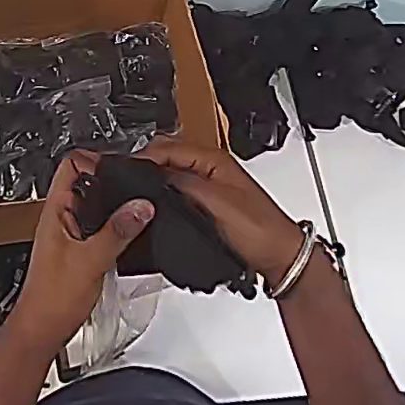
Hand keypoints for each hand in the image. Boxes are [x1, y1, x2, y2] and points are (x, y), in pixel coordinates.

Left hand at [1, 150, 153, 353]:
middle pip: (88, 182)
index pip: (71, 164)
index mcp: (56, 211)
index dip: (95, 160)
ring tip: (138, 207)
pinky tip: (131, 233)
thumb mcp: (90, 260)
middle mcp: (62, 217)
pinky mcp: (81, 247)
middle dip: (112, 181)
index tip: (120, 167)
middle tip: (136, 184)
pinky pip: (101, 224)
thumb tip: (140, 206)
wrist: (42, 332)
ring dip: (116, 205)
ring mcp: (71, 232)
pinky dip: (117, 224)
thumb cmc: (51, 299)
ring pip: (96, 204)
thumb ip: (117, 231)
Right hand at [135, 138, 303, 282]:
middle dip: (146, 164)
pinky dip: (164, 193)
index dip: (145, 157)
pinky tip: (156, 205)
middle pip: (169, 156)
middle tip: (125, 179)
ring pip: (172, 173)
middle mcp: (211, 167)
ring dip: (154, 178)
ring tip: (136, 192)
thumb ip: (184, 184)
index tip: (126, 170)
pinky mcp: (208, 203)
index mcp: (214, 159)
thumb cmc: (259, 229)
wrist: (279, 257)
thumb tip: (155, 174)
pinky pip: (178, 190)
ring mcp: (210, 185)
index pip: (169, 147)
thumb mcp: (215, 203)